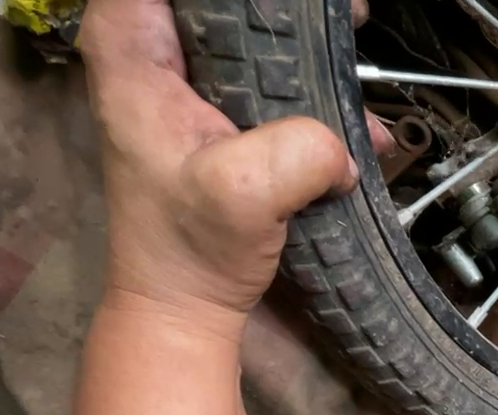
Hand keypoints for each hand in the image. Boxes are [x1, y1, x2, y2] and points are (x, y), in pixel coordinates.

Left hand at [79, 0, 360, 326]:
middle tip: (347, 16)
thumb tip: (347, 151)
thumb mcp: (241, 192)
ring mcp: (205, 97)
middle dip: (291, 15)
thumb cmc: (190, 247)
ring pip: (264, 48)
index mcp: (136, 48)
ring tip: (359, 83)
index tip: (301, 5)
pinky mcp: (239, 132)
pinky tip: (362, 132)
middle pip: (231, 9)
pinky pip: (287, 98)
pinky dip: (326, 109)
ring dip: (318, 66)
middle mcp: (166, 58)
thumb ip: (297, 153)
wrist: (193, 303)